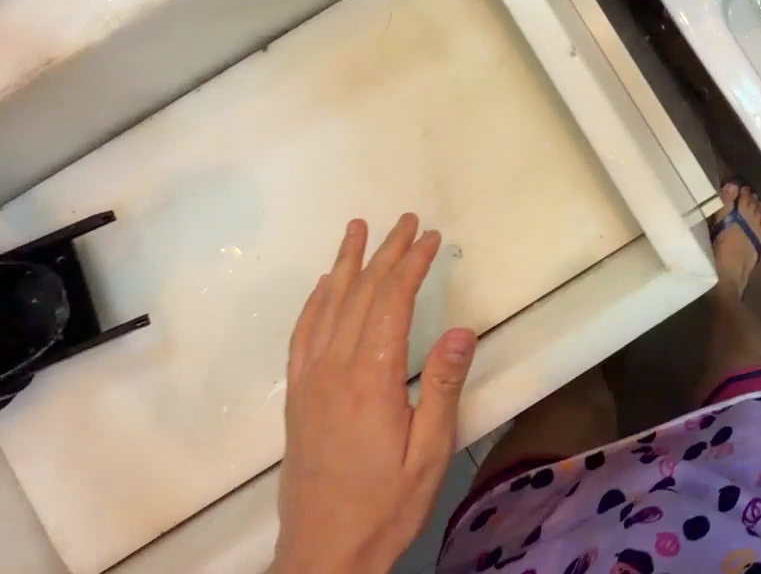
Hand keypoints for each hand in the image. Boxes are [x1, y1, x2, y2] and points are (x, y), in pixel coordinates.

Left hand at [271, 213, 478, 573]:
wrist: (322, 555)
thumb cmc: (386, 504)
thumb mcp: (430, 452)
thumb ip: (444, 387)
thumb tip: (463, 329)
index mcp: (371, 378)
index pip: (392, 302)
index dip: (412, 264)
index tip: (431, 237)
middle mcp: (334, 368)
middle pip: (361, 294)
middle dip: (386, 252)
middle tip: (407, 220)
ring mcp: (310, 380)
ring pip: (327, 305)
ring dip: (345, 263)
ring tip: (357, 228)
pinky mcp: (297, 396)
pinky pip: (303, 333)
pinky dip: (315, 300)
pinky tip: (324, 285)